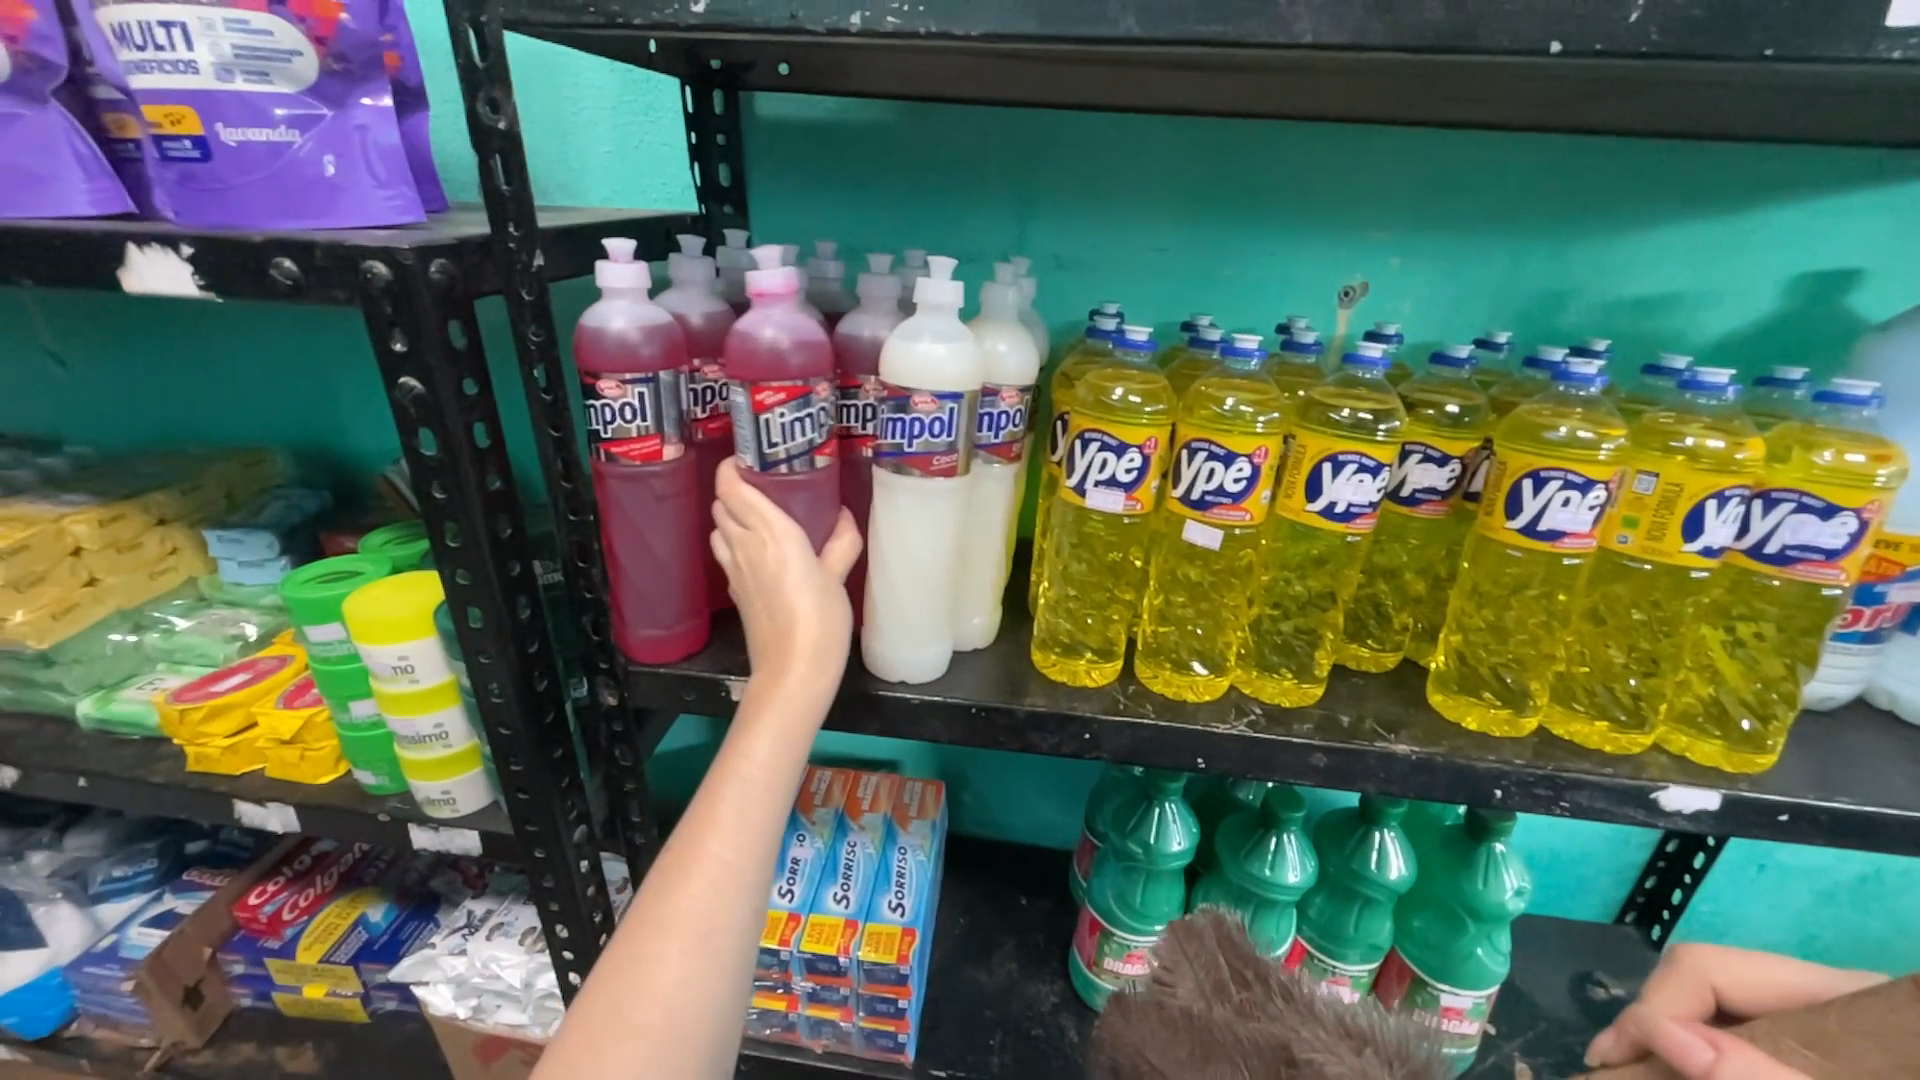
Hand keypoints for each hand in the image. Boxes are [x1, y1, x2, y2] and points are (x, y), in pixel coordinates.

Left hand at [709, 459, 860, 692]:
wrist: (793, 671)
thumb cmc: (820, 621)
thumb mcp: (837, 577)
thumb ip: (840, 541)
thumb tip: (843, 515)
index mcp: (771, 532)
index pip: (731, 487)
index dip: (732, 467)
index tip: (750, 456)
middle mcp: (744, 545)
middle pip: (721, 504)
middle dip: (735, 489)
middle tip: (764, 483)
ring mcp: (735, 570)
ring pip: (719, 528)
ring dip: (731, 516)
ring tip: (760, 514)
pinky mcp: (735, 591)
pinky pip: (726, 553)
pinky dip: (735, 542)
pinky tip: (759, 550)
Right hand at [1585, 944, 1884, 1072]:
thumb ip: (1769, 1079)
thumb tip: (1660, 1032)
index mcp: (1843, 994)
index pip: (1708, 969)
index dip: (1654, 1007)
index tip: (1614, 1062)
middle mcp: (1831, 999)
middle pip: (1708, 983)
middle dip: (1654, 1021)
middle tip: (1612, 1067)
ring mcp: (1833, 1032)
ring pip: (1724, 1012)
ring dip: (1674, 1039)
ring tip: (1638, 1071)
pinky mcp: (1830, 1059)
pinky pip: (1754, 1039)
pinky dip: (1712, 1056)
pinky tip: (1689, 1074)